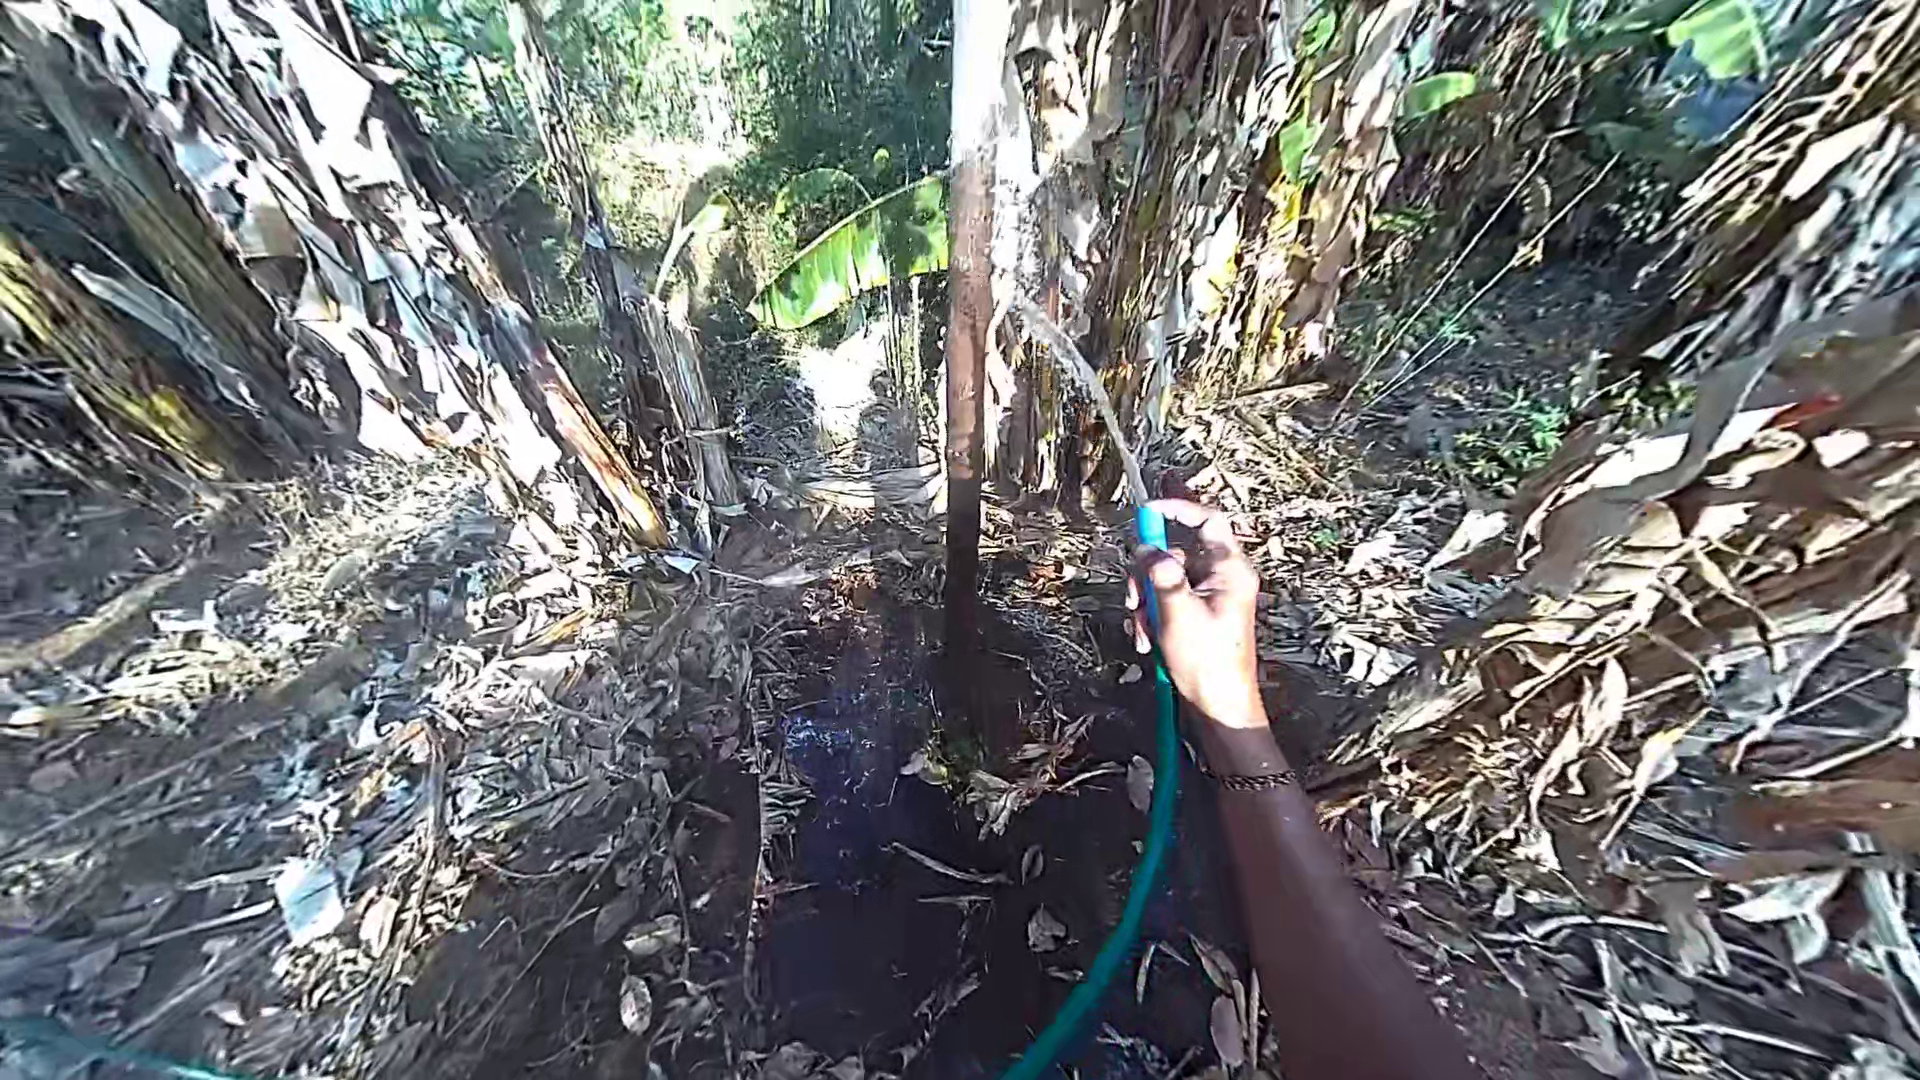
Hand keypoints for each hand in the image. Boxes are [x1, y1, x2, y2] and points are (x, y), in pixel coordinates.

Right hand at [1125, 499, 1266, 731]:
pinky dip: (1151, 615)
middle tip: (1135, 598)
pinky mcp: (1197, 613)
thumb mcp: (1177, 612)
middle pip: (1175, 553)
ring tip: (1142, 628)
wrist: (1217, 706)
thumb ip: (1160, 574)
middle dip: (1147, 575)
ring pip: (1164, 578)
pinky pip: (1165, 600)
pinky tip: (1147, 638)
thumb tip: (1145, 549)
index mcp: (1229, 571)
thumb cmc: (1207, 662)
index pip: (1207, 521)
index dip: (1178, 510)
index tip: (1148, 511)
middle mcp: (1221, 578)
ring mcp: (1209, 596)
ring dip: (1145, 601)